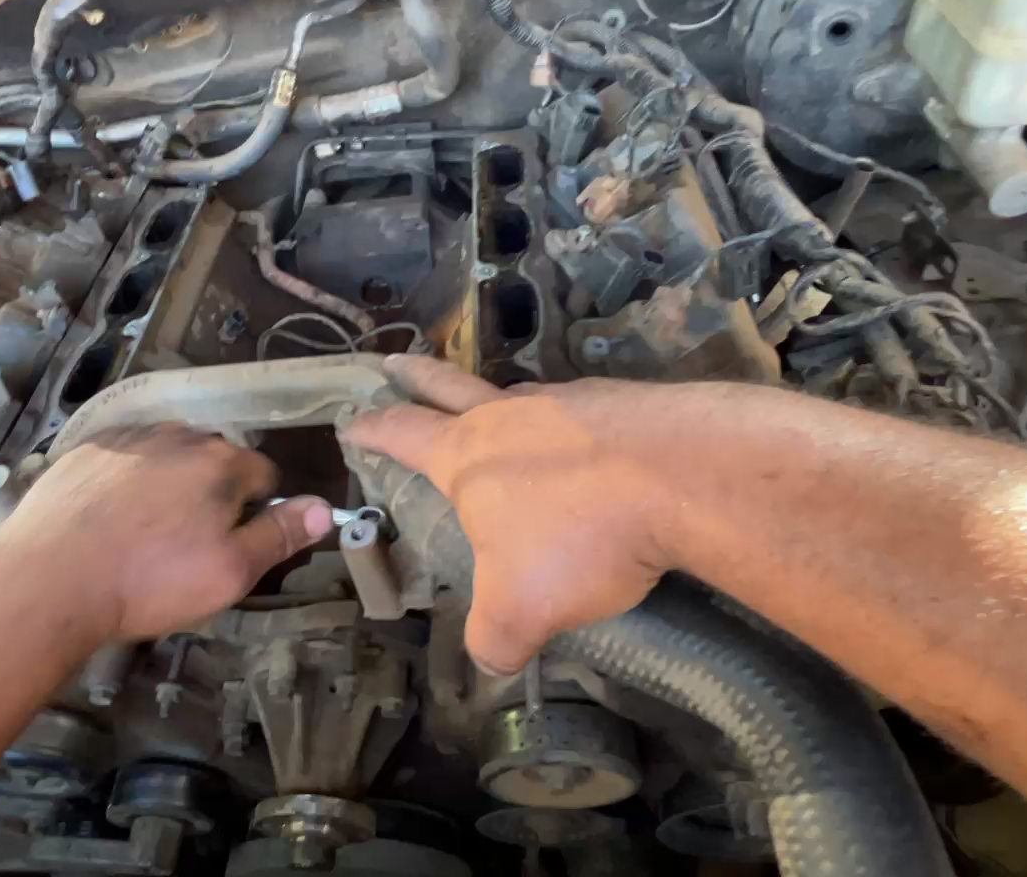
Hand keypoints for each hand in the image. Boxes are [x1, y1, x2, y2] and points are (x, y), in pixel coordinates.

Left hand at [0, 424, 334, 646]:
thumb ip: (281, 534)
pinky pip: (126, 458)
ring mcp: (130, 437)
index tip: (229, 545)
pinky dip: (128, 479)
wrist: (45, 580)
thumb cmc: (149, 580)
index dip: (255, 512)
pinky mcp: (87, 449)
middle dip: (212, 494)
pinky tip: (108, 517)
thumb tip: (326, 509)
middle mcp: (182, 436)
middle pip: (216, 462)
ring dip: (170, 483)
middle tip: (185, 545)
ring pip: (170, 456)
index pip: (264, 476)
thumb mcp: (230, 571)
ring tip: (143, 532)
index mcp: (223, 463)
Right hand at [345, 356, 723, 674]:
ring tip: (503, 420)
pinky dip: (570, 429)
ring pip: (518, 398)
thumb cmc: (577, 535)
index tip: (349, 418)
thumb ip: (494, 638)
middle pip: (447, 385)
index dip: (371, 428)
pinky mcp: (618, 404)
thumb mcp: (521, 607)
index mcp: (467, 454)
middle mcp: (509, 415)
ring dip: (500, 404)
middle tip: (394, 364)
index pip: (403, 433)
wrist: (677, 474)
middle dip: (414, 376)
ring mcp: (565, 402)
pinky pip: (579, 415)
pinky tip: (588, 452)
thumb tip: (489, 661)